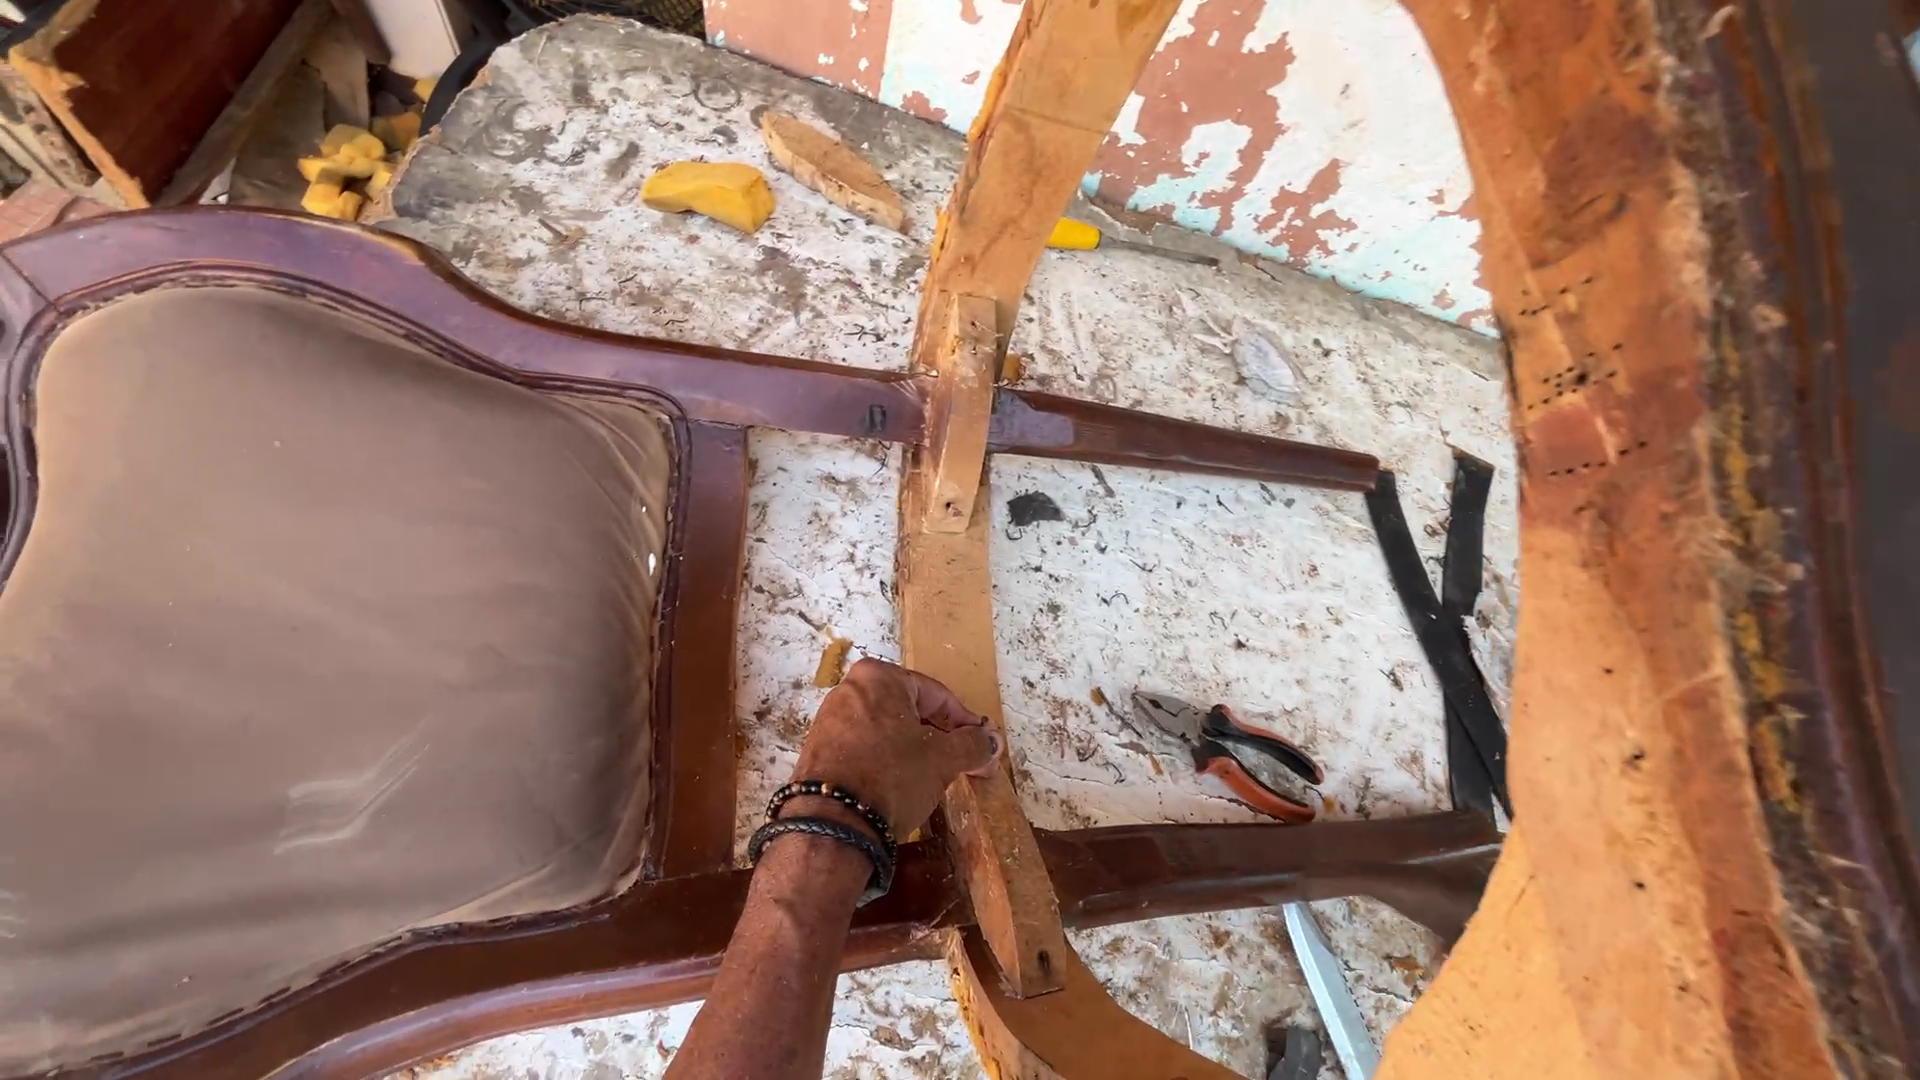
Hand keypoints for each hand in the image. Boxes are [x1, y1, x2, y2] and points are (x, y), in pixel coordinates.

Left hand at [788, 658, 1001, 837]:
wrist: (832, 827)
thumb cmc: (892, 776)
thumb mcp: (942, 759)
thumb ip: (972, 745)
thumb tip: (993, 742)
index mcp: (878, 677)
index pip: (936, 694)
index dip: (964, 721)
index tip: (981, 744)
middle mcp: (849, 690)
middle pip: (909, 710)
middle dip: (940, 736)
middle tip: (963, 762)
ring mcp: (830, 721)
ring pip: (887, 730)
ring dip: (915, 750)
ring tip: (935, 777)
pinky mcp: (819, 751)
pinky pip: (865, 748)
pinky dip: (887, 761)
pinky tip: (901, 786)